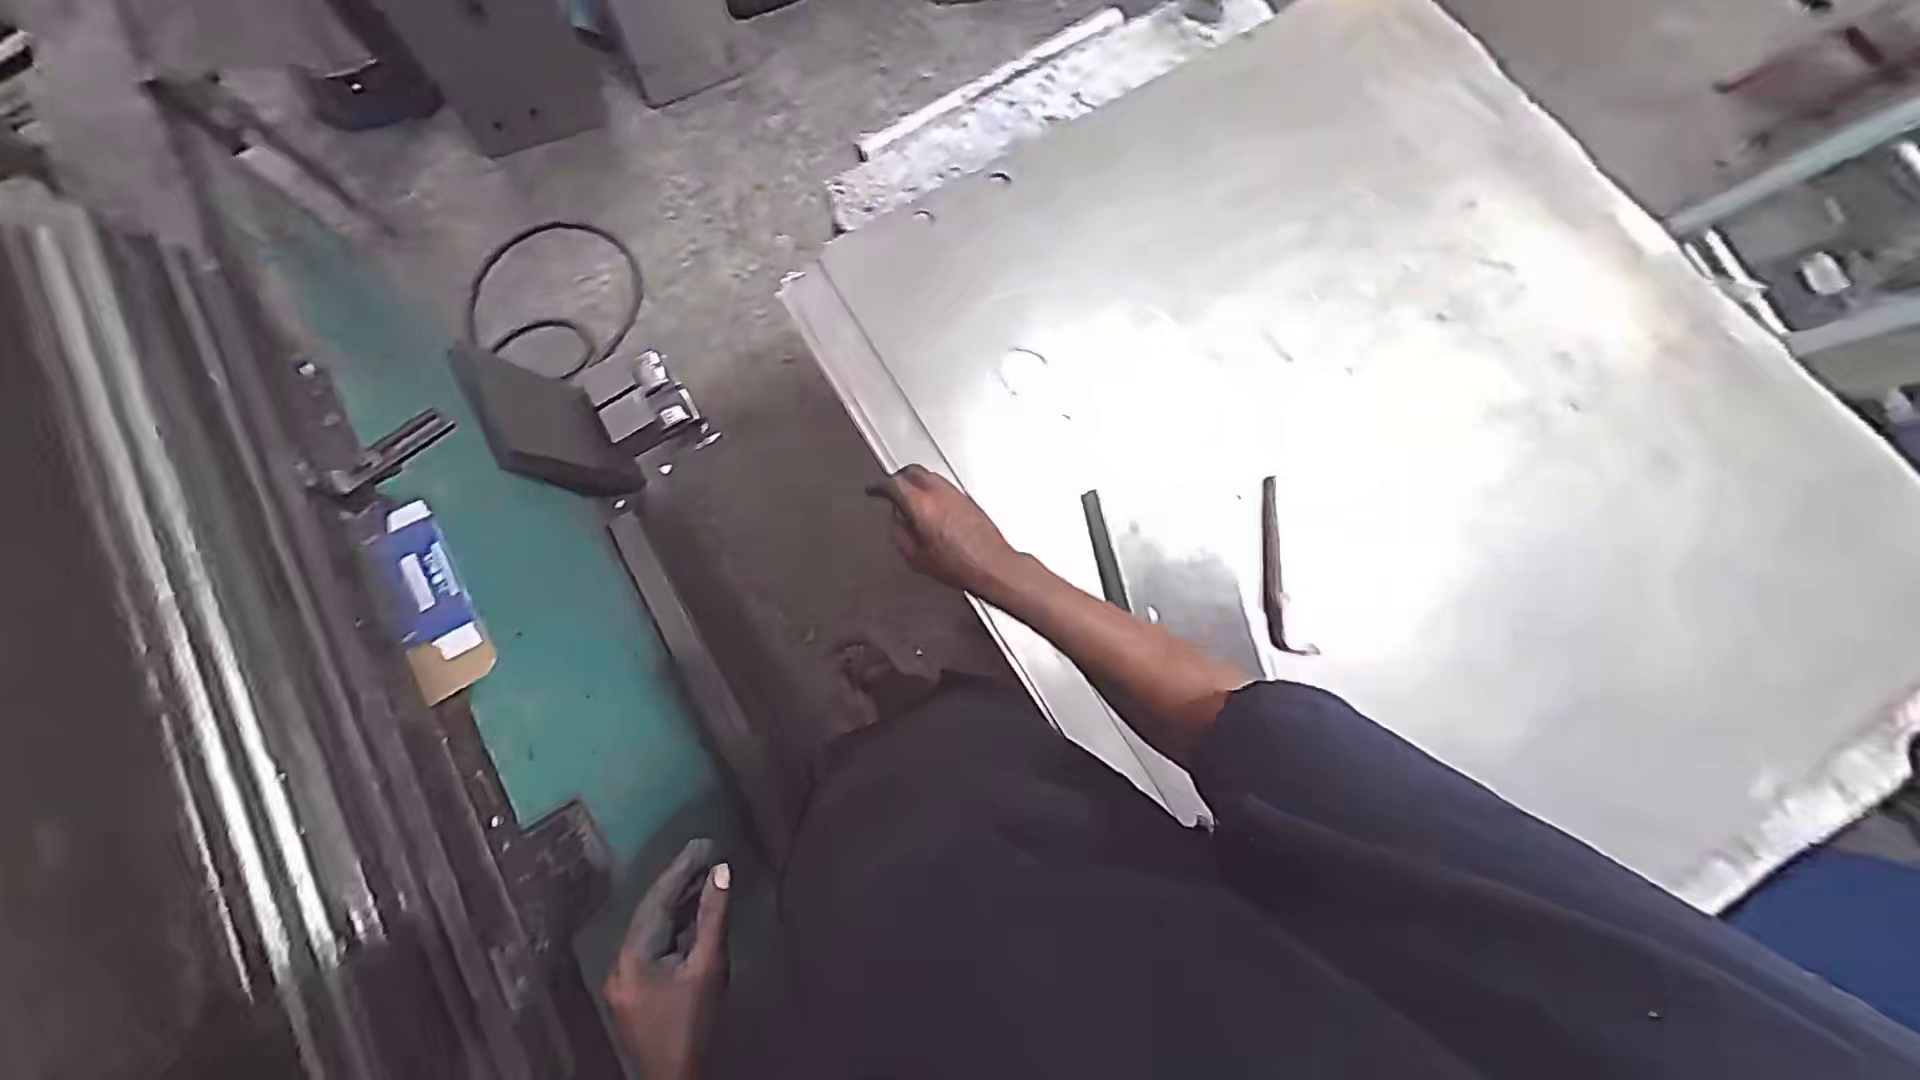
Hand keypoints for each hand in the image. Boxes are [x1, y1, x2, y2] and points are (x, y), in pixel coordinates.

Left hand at [602, 839, 730, 1079]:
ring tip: (706, 871)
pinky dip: (676, 921)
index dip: (682, 869)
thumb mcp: (709, 965)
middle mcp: (621, 963)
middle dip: (680, 879)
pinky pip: (656, 941)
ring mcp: (626, 977)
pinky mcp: (637, 986)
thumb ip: (714, 914)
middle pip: (652, 909)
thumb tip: (721, 869)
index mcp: (633, 956)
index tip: (704, 843)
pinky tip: (696, 907)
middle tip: (707, 849)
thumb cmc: (695, 1023)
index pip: (658, 900)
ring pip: (654, 924)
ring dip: (680, 899)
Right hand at [868, 465, 1026, 600]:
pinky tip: (929, 506)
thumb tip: (897, 521)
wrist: (991, 566)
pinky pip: (943, 485)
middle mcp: (939, 494)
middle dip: (897, 478)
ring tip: (909, 498)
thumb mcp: (915, 556)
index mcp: (921, 506)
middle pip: (912, 471)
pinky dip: (931, 489)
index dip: (878, 485)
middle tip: (889, 489)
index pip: (893, 484)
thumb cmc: (960, 565)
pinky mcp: (967, 499)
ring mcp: (956, 493)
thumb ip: (899, 533)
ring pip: (929, 475)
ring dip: (915, 482)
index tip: (873, 489)